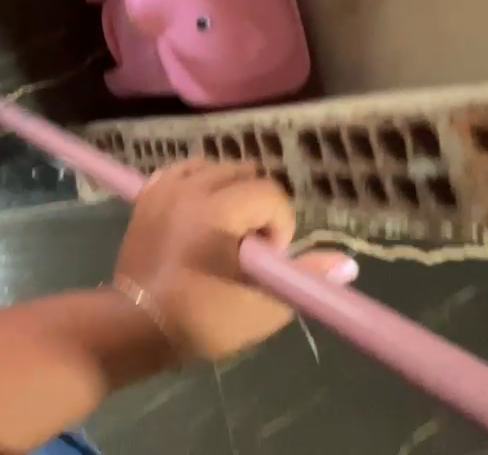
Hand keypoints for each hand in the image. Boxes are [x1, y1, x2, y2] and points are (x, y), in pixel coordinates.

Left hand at [113, 160, 357, 360]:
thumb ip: (305, 277)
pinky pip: (179, 170)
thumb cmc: (206, 316)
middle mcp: (190, 187)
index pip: (270, 193)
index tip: (266, 258)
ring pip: (210, 166)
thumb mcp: (265, 304)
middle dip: (256, 205)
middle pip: (241, 172)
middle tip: (248, 245)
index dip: (279, 226)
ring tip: (224, 229)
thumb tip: (347, 262)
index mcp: (219, 207)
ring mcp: (164, 187)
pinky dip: (195, 182)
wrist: (139, 320)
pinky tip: (197, 211)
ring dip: (227, 190)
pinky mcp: (146, 194)